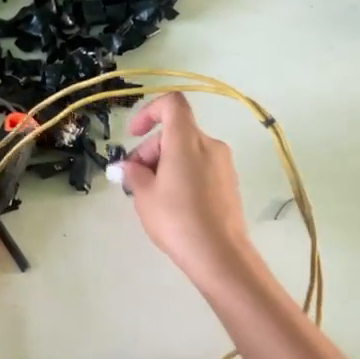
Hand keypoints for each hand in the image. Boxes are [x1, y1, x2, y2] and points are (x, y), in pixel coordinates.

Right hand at [119, 92, 254, 278]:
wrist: (219, 254)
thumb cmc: (177, 220)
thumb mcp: (144, 195)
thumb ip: (134, 173)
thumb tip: (129, 166)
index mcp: (187, 140)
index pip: (172, 104)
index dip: (149, 111)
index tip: (134, 134)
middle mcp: (209, 145)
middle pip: (176, 132)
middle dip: (151, 149)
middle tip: (134, 179)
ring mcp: (224, 164)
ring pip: (188, 150)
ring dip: (166, 163)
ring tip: (151, 195)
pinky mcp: (230, 183)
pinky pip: (201, 167)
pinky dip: (183, 174)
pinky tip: (173, 204)